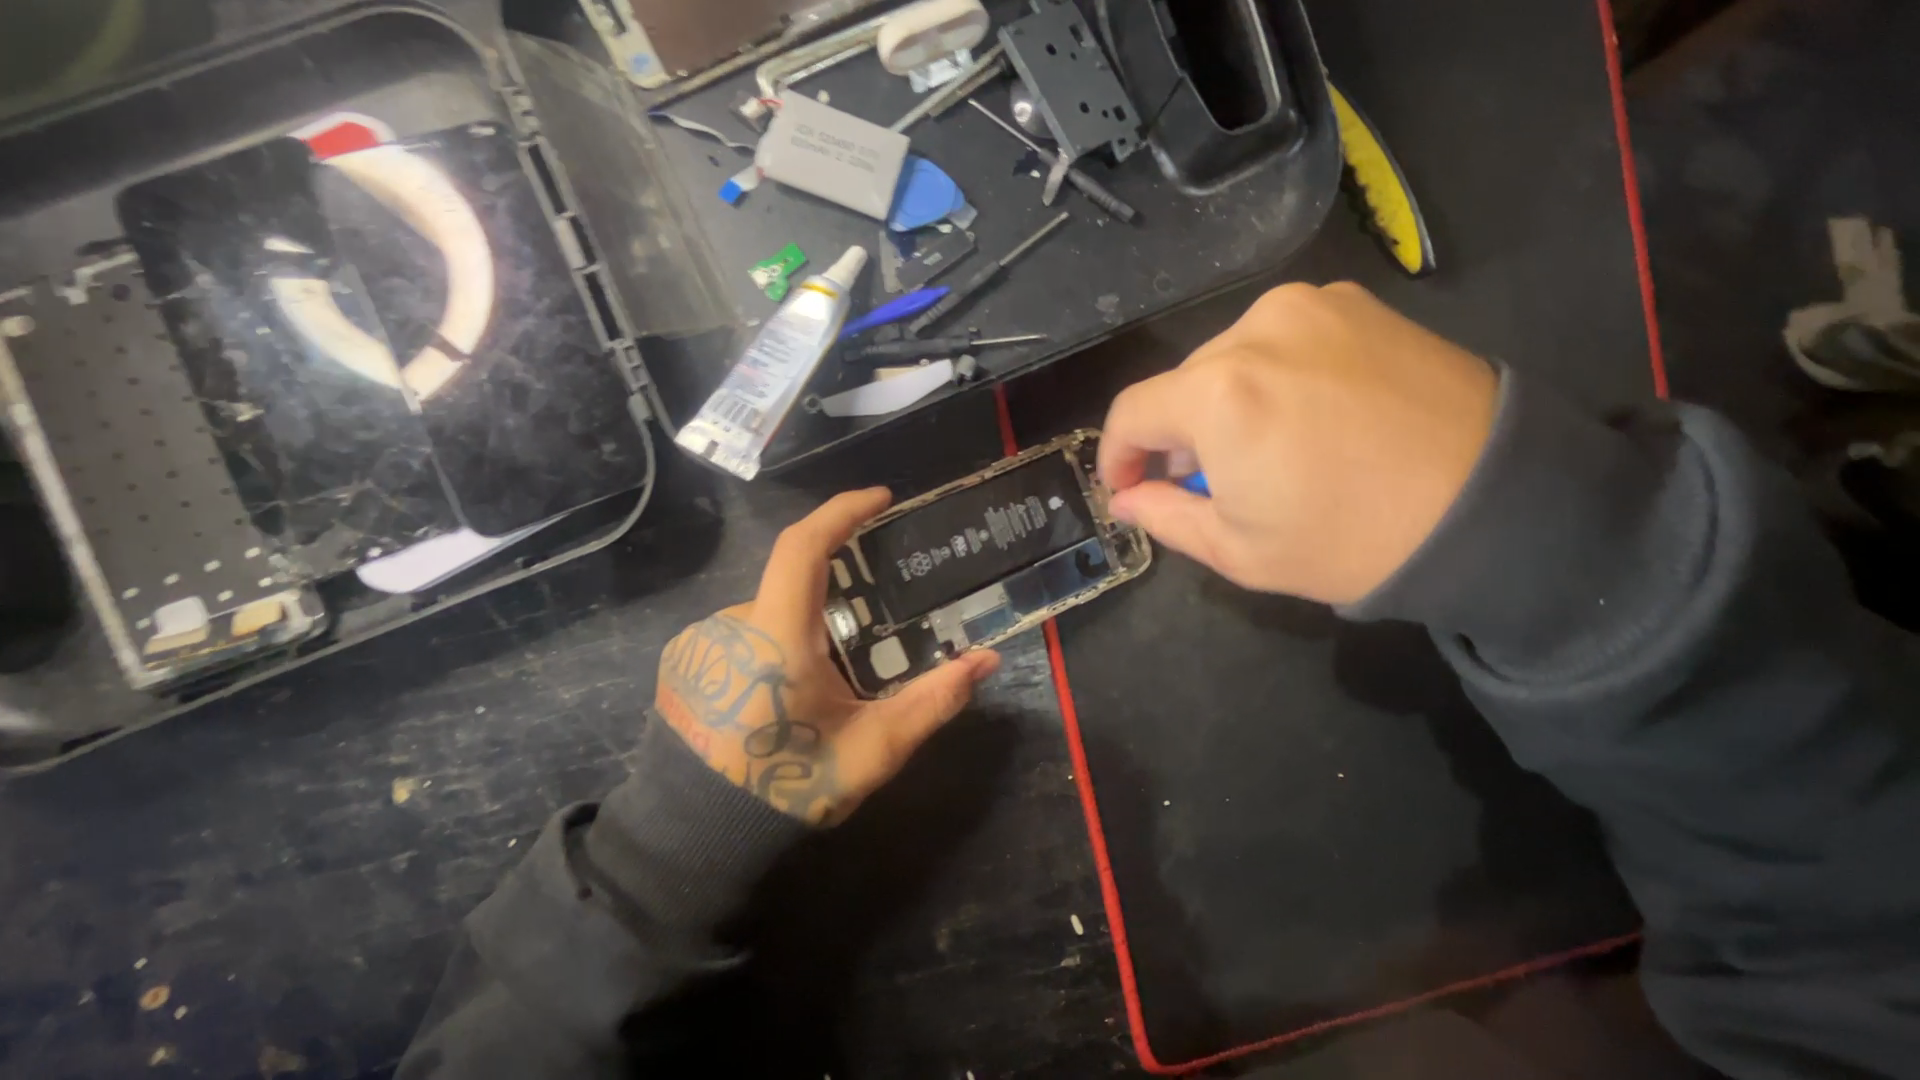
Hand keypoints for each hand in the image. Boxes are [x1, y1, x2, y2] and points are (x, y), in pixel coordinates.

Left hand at [654, 488, 1000, 825]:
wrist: (696, 836)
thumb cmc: (789, 786)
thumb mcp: (872, 749)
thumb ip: (932, 701)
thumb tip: (986, 660)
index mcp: (777, 634)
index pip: (805, 546)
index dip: (842, 511)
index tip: (880, 499)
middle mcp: (731, 624)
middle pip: (794, 589)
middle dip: (830, 608)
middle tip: (860, 655)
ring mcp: (699, 643)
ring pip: (767, 616)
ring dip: (798, 636)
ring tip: (817, 695)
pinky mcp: (682, 664)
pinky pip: (738, 638)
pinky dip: (768, 652)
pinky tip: (778, 701)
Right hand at [1098, 283, 1498, 604]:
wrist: (1496, 505)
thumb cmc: (1354, 539)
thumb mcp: (1241, 550)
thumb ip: (1166, 517)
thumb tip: (1128, 498)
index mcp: (1218, 391)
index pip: (1131, 412)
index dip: (1117, 454)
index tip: (1128, 488)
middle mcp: (1257, 328)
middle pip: (1182, 382)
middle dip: (1177, 433)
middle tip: (1204, 483)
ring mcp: (1313, 306)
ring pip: (1232, 357)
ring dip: (1225, 402)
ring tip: (1262, 451)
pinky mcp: (1359, 304)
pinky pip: (1284, 340)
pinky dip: (1273, 376)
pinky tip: (1306, 418)